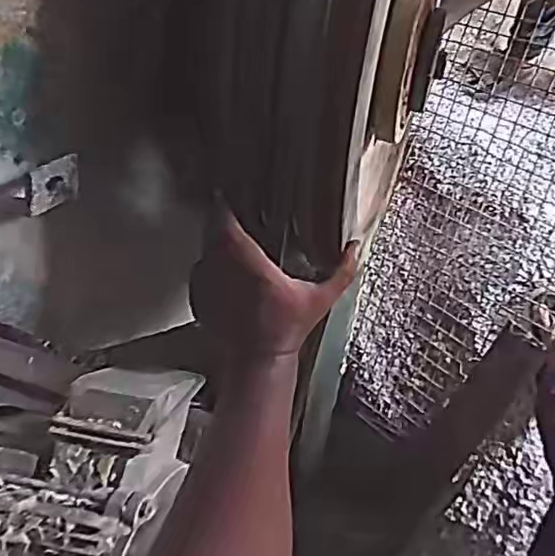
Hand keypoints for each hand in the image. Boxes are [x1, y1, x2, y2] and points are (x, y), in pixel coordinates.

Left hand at [191, 208, 360, 360]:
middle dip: (221, 220)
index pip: (228, 227)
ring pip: (205, 251)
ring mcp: (209, 287)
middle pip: (212, 233)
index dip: (224, 208)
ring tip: (229, 237)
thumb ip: (342, 273)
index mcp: (254, 268)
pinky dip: (209, 264)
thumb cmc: (288, 329)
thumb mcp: (321, 299)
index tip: (227, 195)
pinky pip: (199, 271)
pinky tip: (224, 267)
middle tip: (231, 212)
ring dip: (214, 242)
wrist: (258, 360)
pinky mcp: (200, 299)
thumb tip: (355, 249)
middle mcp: (226, 274)